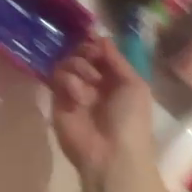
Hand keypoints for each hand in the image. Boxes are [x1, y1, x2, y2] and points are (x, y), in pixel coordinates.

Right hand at [50, 37, 154, 183]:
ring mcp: (73, 90)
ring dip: (78, 69)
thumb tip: (101, 37)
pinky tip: (76, 97)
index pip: (99, 51)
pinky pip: (56, 78)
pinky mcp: (57, 100)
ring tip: (87, 89)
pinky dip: (67, 82)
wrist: (110, 154)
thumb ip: (117, 59)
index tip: (94, 42)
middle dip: (85, 54)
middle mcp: (93, 82)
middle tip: (90, 61)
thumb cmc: (130, 119)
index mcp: (114, 78)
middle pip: (80, 53)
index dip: (95, 44)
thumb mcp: (135, 85)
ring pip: (67, 62)